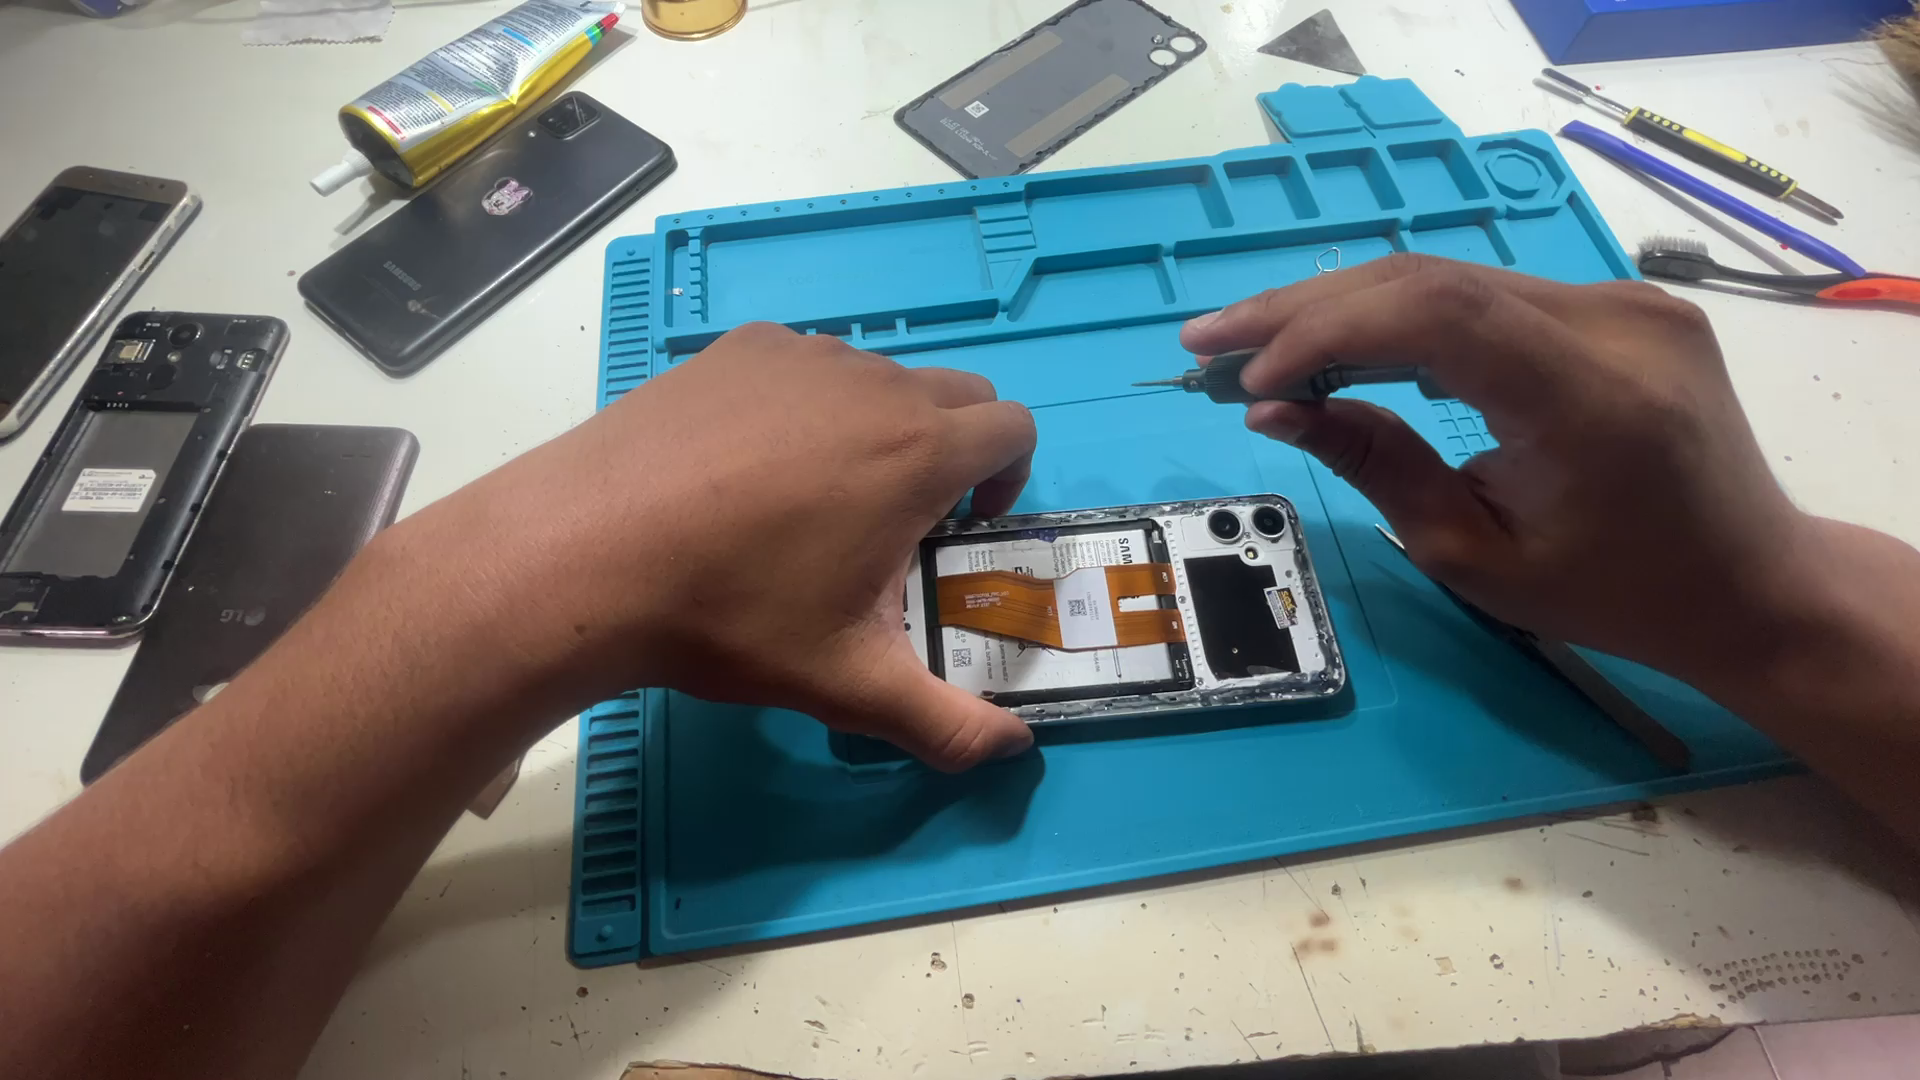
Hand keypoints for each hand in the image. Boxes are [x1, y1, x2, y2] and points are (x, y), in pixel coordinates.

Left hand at [386, 322, 1035, 770]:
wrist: (582, 556)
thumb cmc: (732, 615)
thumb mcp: (849, 683)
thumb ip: (947, 724)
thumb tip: (1016, 751)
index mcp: (918, 452)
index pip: (1013, 428)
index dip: (1008, 476)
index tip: (963, 525)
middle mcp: (873, 385)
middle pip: (960, 394)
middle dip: (957, 449)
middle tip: (902, 517)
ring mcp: (803, 355)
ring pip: (884, 378)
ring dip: (886, 425)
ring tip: (821, 493)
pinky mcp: (741, 347)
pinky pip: (812, 365)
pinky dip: (817, 404)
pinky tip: (756, 461)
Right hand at [1180, 254, 1804, 683]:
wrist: (1743, 580)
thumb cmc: (1605, 590)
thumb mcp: (1465, 549)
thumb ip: (1370, 463)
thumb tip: (1272, 409)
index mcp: (1588, 396)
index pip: (1434, 317)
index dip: (1322, 334)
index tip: (1245, 380)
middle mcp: (1608, 320)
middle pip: (1421, 281)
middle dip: (1296, 311)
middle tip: (1203, 341)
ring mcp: (1609, 302)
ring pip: (1433, 279)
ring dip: (1324, 309)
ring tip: (1238, 339)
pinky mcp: (1594, 306)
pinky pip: (1462, 297)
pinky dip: (1376, 319)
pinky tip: (1317, 341)